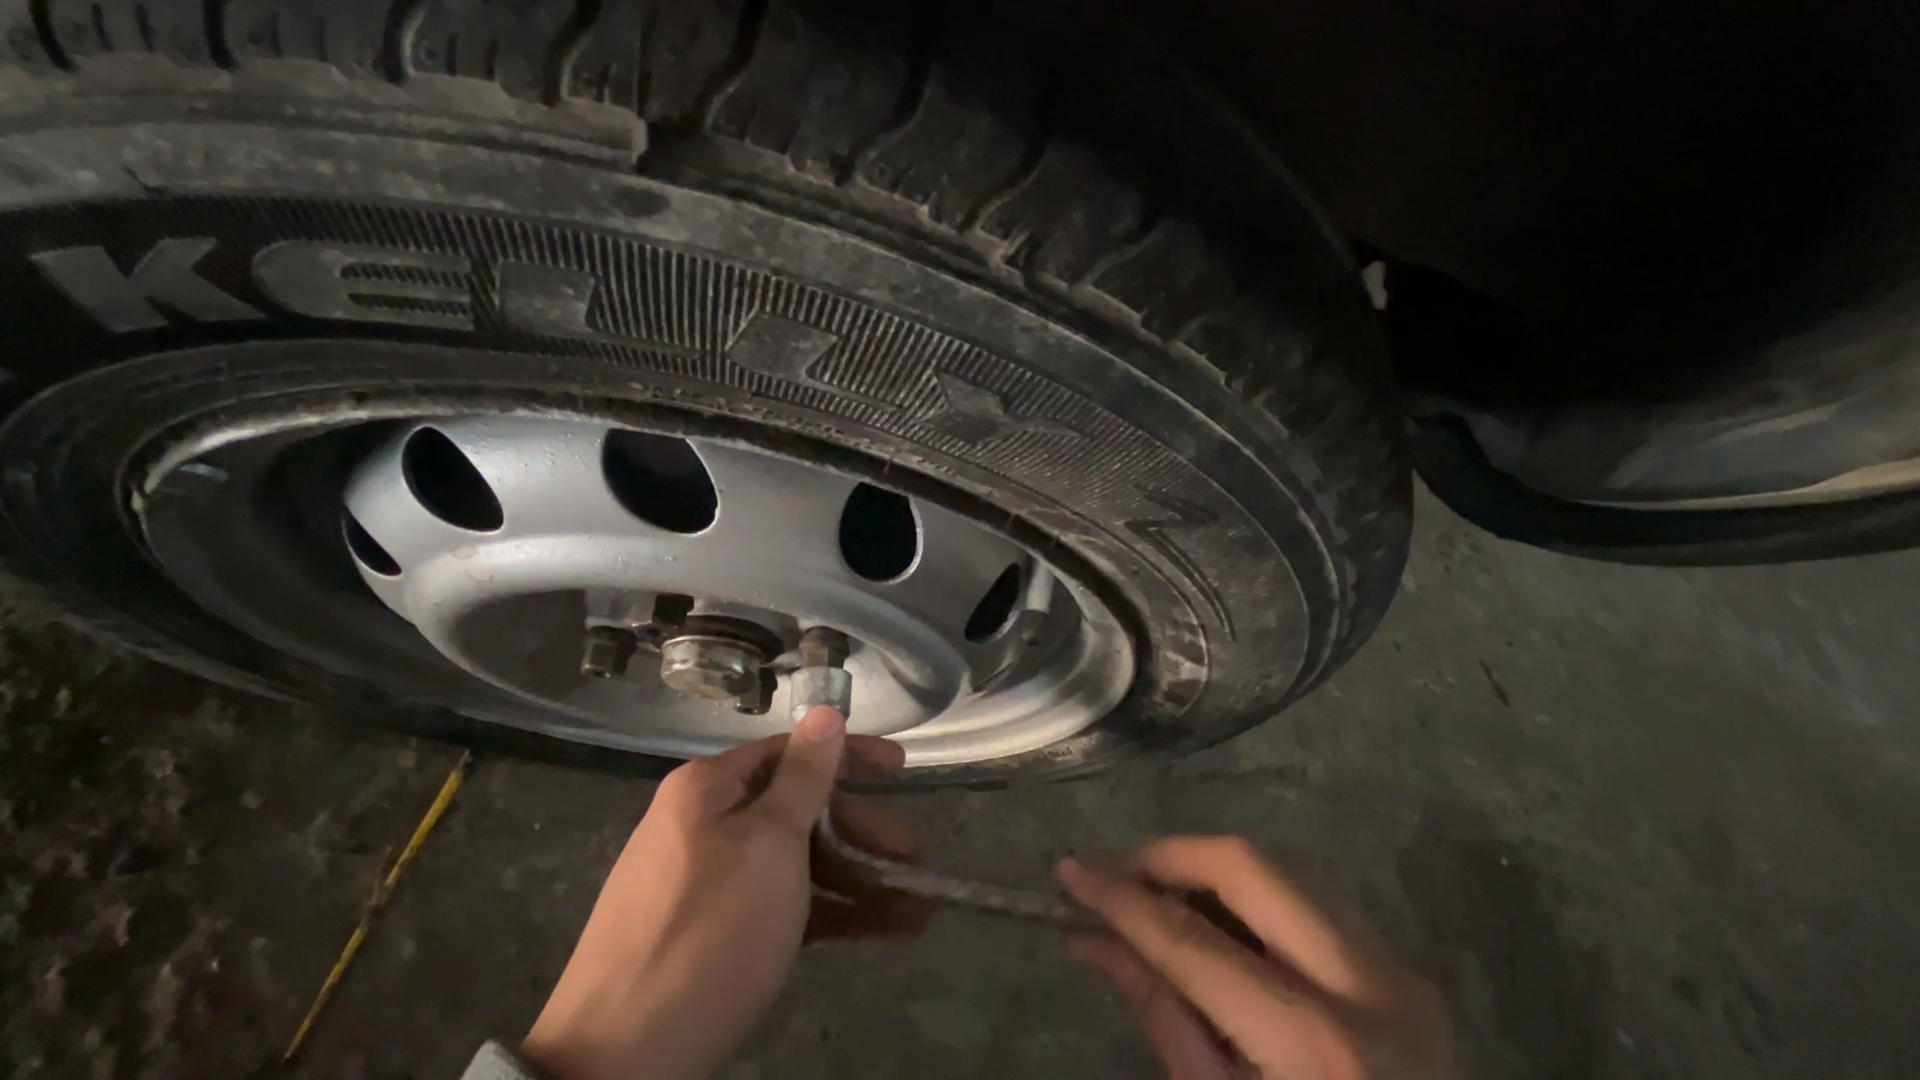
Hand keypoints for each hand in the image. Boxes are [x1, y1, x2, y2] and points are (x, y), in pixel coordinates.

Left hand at [522, 708, 927, 1079]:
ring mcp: (709, 883)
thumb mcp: (768, 843)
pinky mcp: (715, 934)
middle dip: (862, 833)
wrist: (623, 1056)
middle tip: (913, 857)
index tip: (901, 769)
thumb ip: (804, 776)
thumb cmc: (710, 928)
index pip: (790, 753)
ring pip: (796, 864)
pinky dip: (829, 913)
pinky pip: (782, 906)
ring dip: (857, 881)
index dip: (849, 757)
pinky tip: (881, 930)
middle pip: (798, 811)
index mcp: (709, 789)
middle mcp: (705, 825)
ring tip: (915, 909)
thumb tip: (824, 710)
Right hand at [1058, 837, 1453, 1079]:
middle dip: (1168, 856)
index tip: (1070, 872)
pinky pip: (1313, 900)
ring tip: (1155, 898)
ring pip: (1285, 869)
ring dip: (1210, 870)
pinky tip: (1215, 921)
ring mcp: (1398, 970)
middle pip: (1249, 865)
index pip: (1191, 941)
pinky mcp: (1406, 969)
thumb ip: (1161, 1014)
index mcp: (1315, 1045)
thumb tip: (1091, 938)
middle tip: (1113, 873)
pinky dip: (1253, 896)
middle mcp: (1367, 985)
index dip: (1121, 900)